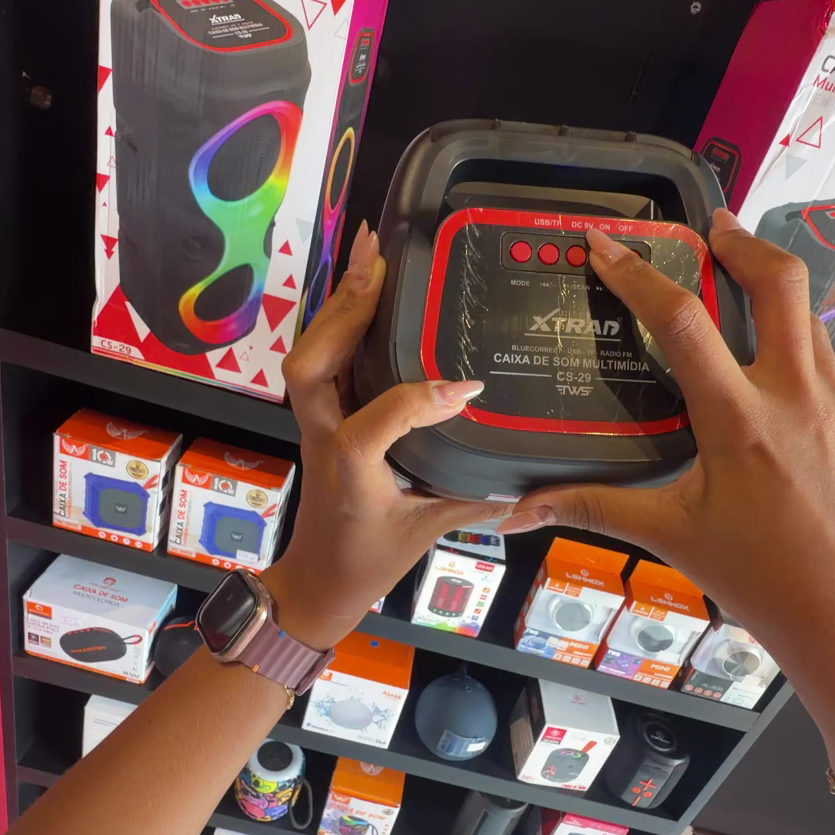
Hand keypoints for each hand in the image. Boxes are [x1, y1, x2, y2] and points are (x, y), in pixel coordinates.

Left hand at [263, 223, 511, 648]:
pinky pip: (320, 363)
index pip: (384, 415)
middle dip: (345, 304)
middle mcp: (324, 434)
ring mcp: (315, 423)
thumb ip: (473, 503)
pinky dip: (336, 325)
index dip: (426, 397)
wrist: (316, 581)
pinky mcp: (319, 419)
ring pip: (309, 355)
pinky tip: (361, 298)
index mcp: (350, 465)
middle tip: (377, 253)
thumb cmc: (366, 561)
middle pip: (313, 360)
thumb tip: (525, 487)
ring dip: (337, 304)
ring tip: (369, 257)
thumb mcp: (423, 532)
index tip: (470, 389)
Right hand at [506, 211, 834, 806]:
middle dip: (740, 241)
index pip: (683, 322)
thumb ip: (592, 509)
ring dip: (768, 282)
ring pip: (807, 315)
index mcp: (740, 419)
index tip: (607, 244)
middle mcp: (795, 395)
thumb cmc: (764, 582)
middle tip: (703, 225)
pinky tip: (759, 362)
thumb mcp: (672, 539)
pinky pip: (819, 356)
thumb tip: (517, 513)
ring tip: (730, 276)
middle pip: (779, 283)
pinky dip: (786, 333)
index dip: (638, 275)